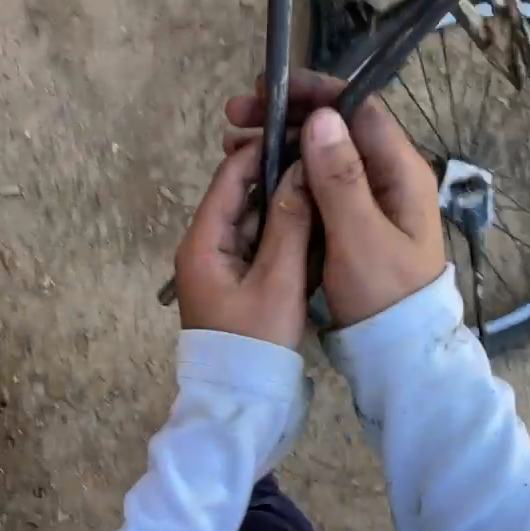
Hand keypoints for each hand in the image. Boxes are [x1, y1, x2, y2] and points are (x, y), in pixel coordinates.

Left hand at [172, 140, 315, 348]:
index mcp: (202, 243)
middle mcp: (203, 249)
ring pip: (254, 224)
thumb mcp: (278, 279)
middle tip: (326, 161)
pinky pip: (257, 249)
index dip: (266, 150)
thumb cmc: (255, 340)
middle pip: (243, 198)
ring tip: (327, 189)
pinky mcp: (232, 285)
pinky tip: (315, 229)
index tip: (306, 132)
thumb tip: (303, 167)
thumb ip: (291, 220)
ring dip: (287, 210)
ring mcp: (217, 269)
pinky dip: (283, 239)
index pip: (230, 177)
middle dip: (283, 180)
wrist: (239, 398)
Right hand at [224, 73, 445, 326]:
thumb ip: (340, 180)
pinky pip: (315, 189)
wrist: (396, 350)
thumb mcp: (359, 238)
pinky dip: (284, 178)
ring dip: (279, 147)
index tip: (268, 92)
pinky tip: (254, 182)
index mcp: (399, 172)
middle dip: (286, 119)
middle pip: (335, 131)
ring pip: (320, 159)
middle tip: (235, 119)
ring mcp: (367, 203)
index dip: (313, 94)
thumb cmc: (382, 295)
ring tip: (232, 148)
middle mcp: (385, 179)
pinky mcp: (349, 226)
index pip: (358, 110)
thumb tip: (319, 119)